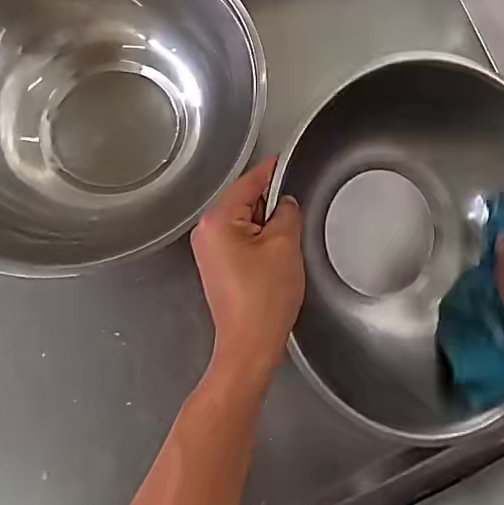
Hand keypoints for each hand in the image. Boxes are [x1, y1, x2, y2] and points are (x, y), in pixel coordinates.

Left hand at [190, 157, 304, 387]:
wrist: (250, 345)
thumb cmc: (265, 298)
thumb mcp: (285, 245)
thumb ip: (286, 212)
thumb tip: (285, 202)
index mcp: (218, 221)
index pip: (248, 182)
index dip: (271, 171)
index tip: (286, 159)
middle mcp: (206, 232)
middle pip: (244, 200)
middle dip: (271, 202)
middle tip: (296, 210)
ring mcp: (210, 250)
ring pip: (245, 220)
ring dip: (267, 223)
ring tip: (288, 238)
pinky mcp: (218, 265)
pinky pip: (241, 238)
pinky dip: (260, 239)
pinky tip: (276, 253)